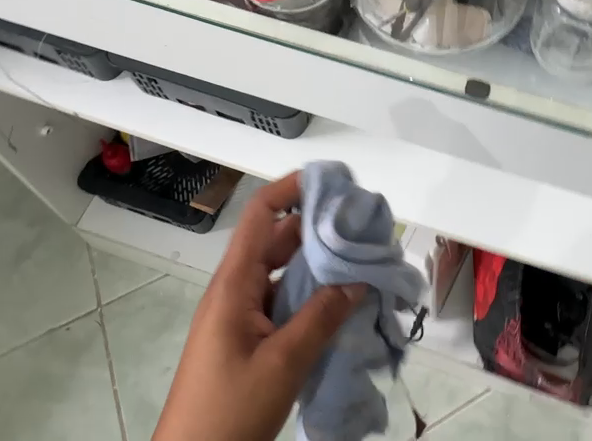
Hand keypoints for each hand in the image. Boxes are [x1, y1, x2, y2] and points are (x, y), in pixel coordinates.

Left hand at [153, 174, 361, 440]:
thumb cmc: (227, 411)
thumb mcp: (282, 364)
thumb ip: (321, 317)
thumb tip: (358, 278)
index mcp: (234, 283)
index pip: (262, 214)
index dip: (293, 188)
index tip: (334, 181)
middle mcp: (236, 290)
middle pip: (279, 241)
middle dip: (319, 228)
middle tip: (364, 226)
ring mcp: (241, 316)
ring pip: (284, 274)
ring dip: (320, 265)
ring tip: (363, 260)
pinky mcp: (248, 341)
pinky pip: (283, 304)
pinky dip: (312, 297)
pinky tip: (343, 304)